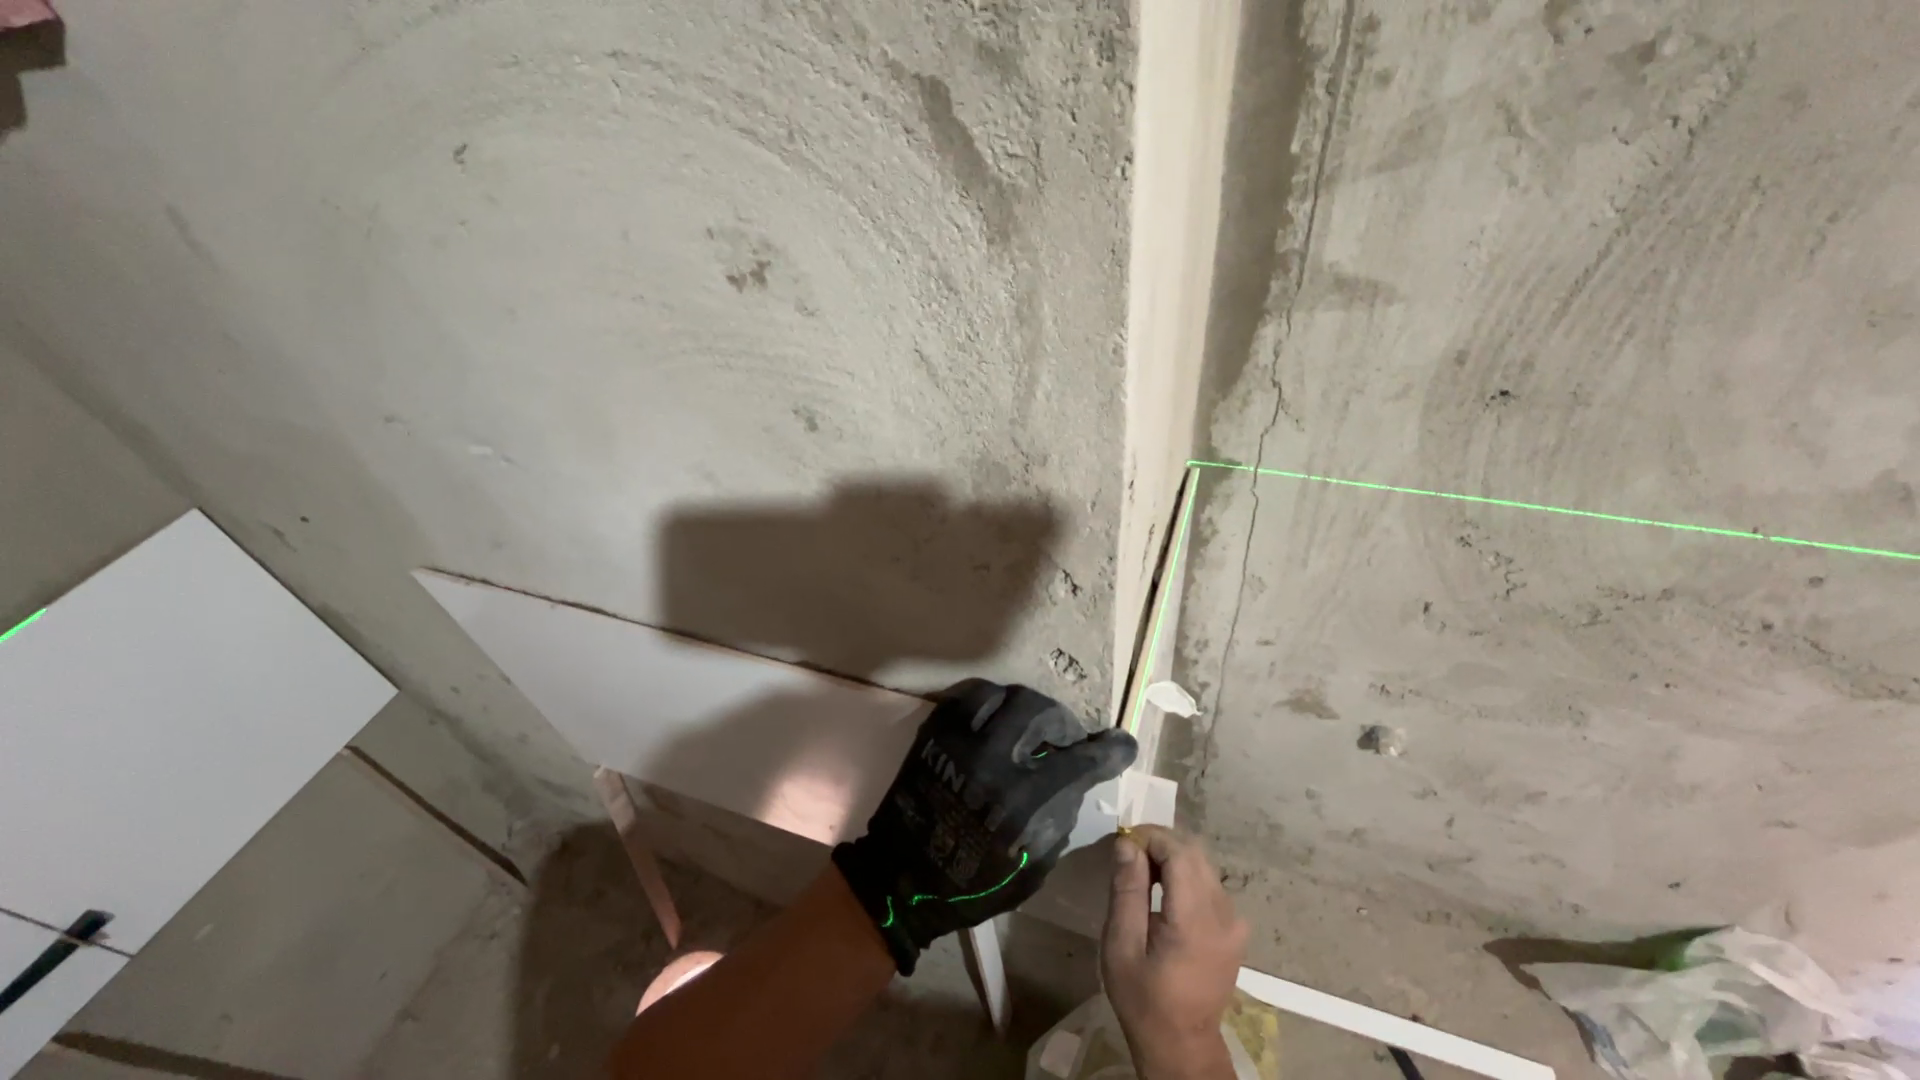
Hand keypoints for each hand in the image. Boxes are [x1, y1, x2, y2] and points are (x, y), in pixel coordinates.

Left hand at [833, 680, 1135, 973]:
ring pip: (1003, 695)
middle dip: (1062, 722)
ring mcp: (959, 742)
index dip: (1110, 750)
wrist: (903, 879)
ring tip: (1026, 725)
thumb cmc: (974, 884)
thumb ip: (1060, 816)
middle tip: (1062, 738)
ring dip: (1024, 708)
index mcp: (1024, 804)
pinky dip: (990, 704)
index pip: (1081, 761)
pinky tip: (995, 721)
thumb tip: (1076, 780)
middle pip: (1040, 711)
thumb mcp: (1034, 864)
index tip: (1121, 744)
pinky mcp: (933, 734)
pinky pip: (968, 699)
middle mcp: (994, 763)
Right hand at [1101, 825, 1248, 1079]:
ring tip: (1141, 872)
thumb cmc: (1143, 997)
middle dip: (1160, 843)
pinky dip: (1185, 876)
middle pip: (1195, 854)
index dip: (1151, 837)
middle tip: (1128, 853)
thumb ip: (1127, 890)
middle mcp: (1225, 915)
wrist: (1181, 1043)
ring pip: (1204, 866)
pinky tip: (1163, 892)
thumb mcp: (1121, 945)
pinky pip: (1211, 885)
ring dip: (1173, 858)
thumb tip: (1127, 844)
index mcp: (1196, 921)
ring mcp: (1236, 922)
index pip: (1180, 853)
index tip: (1123, 840)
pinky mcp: (1236, 929)